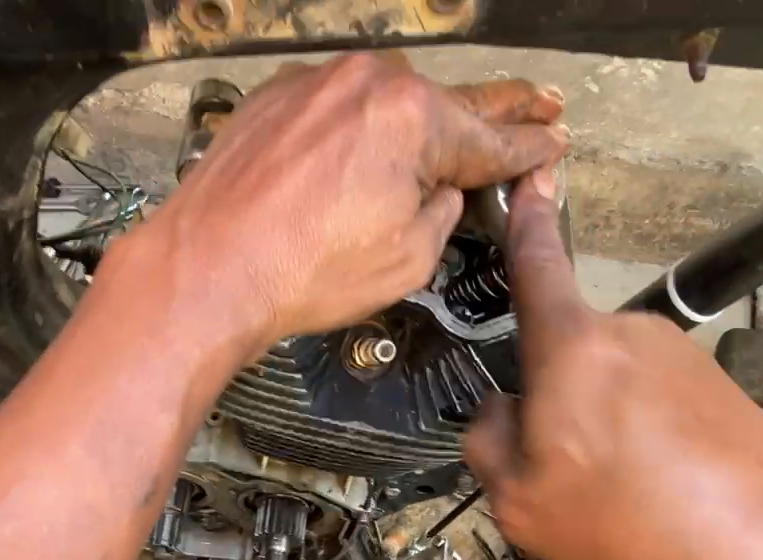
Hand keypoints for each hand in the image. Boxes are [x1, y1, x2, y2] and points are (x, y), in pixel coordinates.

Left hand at [130, 53, 566, 348]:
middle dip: (498, 108)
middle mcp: (366, 82)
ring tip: (447, 131)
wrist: (208, 268)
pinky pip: (333, 108)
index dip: (527, 147)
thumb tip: (441, 191)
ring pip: (384, 101)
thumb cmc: (306, 274)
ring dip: (417, 121)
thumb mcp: (405, 261)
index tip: (554, 141)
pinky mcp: (272, 100)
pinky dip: (356, 127)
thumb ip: (440, 215)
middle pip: (445, 101)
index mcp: (413, 118)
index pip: (489, 136)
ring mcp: (314, 84)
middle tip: (538, 104)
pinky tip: (365, 144)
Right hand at [463, 170, 762, 559]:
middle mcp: (631, 335)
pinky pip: (654, 404)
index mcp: (573, 347)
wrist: (756, 551)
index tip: (528, 184)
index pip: (539, 269)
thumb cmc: (622, 519)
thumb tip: (502, 411)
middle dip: (552, 402)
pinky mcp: (721, 389)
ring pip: (609, 384)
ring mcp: (683, 359)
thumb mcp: (515, 500)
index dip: (525, 227)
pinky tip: (653, 492)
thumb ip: (486, 442)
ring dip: (598, 426)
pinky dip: (642, 440)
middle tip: (560, 472)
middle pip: (566, 354)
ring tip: (614, 494)